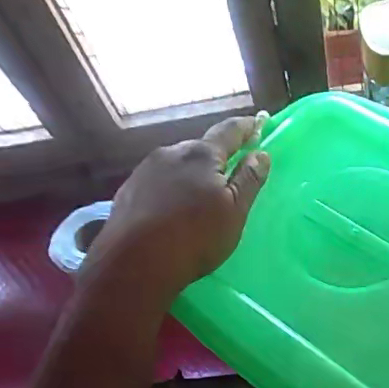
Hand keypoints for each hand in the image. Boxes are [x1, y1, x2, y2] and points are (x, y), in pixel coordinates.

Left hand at [84, 113, 270, 304]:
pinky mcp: (127, 191)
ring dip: (190, 176)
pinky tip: (170, 212)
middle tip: (226, 176)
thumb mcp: (234, 211)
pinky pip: (157, 184)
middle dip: (215, 158)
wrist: (134, 263)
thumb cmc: (195, 237)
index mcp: (202, 155)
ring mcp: (144, 171)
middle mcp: (171, 153)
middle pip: (200, 149)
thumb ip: (249, 180)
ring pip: (176, 166)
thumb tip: (261, 153)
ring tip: (196, 200)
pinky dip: (169, 191)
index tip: (257, 124)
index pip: (229, 131)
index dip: (246, 127)